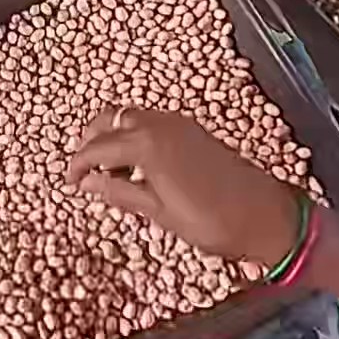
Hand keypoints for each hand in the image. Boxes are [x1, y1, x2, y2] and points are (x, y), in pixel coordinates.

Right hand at [66, 107, 302, 268]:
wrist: (268, 216)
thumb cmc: (210, 221)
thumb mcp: (158, 212)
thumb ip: (118, 192)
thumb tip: (88, 184)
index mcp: (146, 144)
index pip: (97, 147)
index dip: (79, 164)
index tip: (70, 180)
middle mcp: (158, 124)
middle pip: (110, 119)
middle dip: (91, 140)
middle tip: (85, 168)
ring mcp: (177, 124)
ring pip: (130, 117)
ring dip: (113, 135)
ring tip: (110, 170)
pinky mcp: (191, 130)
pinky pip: (150, 122)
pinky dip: (134, 135)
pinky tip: (137, 164)